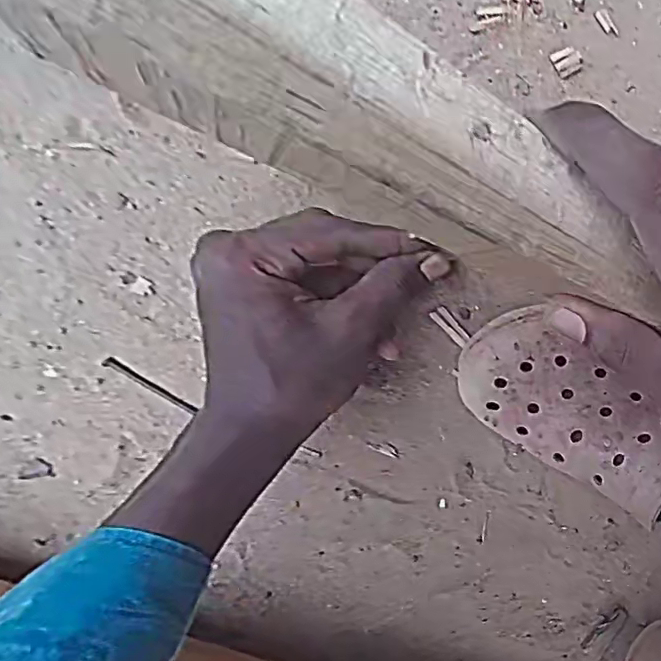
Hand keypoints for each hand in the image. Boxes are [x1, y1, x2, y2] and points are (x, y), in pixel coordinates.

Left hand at [191, 208, 450, 442]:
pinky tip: (372, 327)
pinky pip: (314, 281)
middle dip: (378, 269)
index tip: (428, 251)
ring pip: (327, 265)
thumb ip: (391, 286)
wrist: (256, 427)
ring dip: (367, 292)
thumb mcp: (351, 330)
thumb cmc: (285, 388)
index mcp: (242, 255)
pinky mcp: (255, 287)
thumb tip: (427, 261)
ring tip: (392, 324)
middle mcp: (233, 253)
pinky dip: (347, 302)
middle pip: (329, 244)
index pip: (331, 233)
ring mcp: (241, 270)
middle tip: (421, 275)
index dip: (389, 243)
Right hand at [533, 103, 660, 452]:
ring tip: (577, 190)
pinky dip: (654, 201)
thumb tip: (566, 316)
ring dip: (625, 172)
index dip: (605, 145)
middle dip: (600, 146)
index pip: (659, 191)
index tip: (555, 127)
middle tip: (547, 152)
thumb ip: (632, 356)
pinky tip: (632, 231)